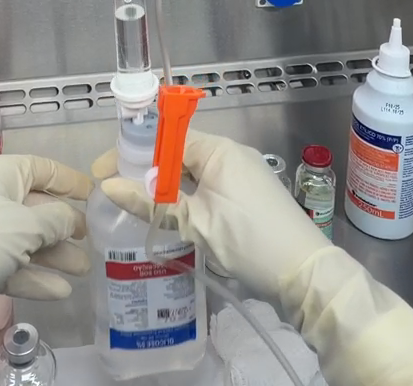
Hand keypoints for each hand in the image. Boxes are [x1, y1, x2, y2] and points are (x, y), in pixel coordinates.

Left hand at [0, 153, 92, 304]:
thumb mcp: (27, 225)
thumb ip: (56, 220)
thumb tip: (68, 219)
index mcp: (2, 174)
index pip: (42, 168)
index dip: (69, 180)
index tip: (93, 194)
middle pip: (36, 207)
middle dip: (65, 226)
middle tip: (91, 240)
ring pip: (27, 239)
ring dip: (55, 255)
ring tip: (83, 271)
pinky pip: (13, 265)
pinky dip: (35, 276)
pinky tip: (60, 291)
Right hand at [92, 131, 331, 298]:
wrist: (307, 275)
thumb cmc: (249, 242)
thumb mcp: (195, 225)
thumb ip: (151, 204)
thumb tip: (109, 186)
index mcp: (218, 149)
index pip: (166, 138)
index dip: (133, 152)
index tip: (104, 170)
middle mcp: (231, 152)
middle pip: (179, 153)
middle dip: (147, 169)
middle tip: (116, 190)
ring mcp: (244, 173)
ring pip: (194, 171)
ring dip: (167, 186)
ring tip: (137, 205)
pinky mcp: (251, 194)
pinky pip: (210, 185)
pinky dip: (188, 196)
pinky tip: (173, 215)